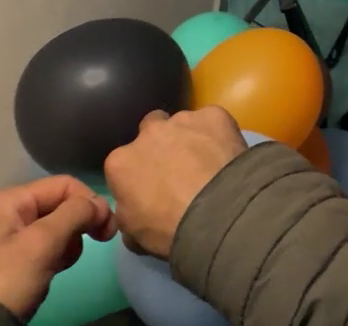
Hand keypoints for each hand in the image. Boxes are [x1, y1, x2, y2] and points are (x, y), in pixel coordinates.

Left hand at [0, 175, 115, 317]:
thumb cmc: (2, 280)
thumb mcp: (42, 244)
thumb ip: (75, 214)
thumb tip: (97, 205)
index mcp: (8, 200)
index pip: (64, 185)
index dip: (91, 202)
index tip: (107, 231)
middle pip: (55, 207)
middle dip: (74, 228)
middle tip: (86, 250)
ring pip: (45, 231)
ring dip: (60, 248)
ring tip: (56, 269)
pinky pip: (30, 252)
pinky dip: (43, 262)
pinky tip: (41, 279)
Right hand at [105, 106, 247, 257]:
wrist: (216, 211)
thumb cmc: (169, 229)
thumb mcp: (133, 233)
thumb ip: (127, 209)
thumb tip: (135, 203)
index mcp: (121, 162)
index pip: (125, 162)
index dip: (139, 173)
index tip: (153, 186)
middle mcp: (149, 133)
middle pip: (152, 129)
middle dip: (162, 143)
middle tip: (179, 166)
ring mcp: (183, 119)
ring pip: (183, 122)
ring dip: (190, 137)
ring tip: (208, 161)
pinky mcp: (214, 114)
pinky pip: (212, 120)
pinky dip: (217, 132)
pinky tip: (225, 152)